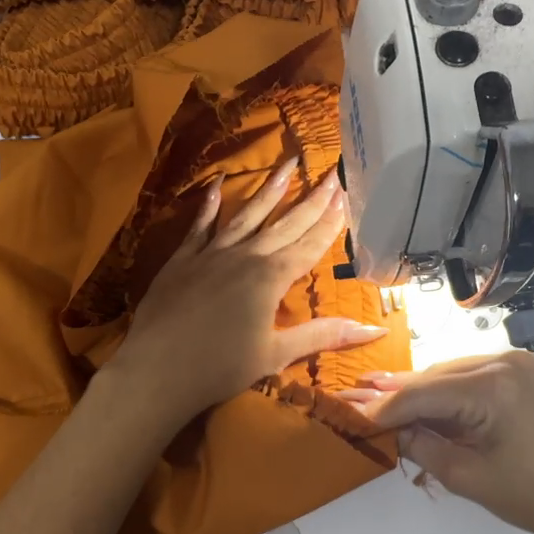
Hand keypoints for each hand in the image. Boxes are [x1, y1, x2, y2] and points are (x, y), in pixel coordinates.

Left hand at [104, 159, 388, 418]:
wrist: (157, 369)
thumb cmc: (220, 367)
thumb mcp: (277, 354)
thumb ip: (324, 335)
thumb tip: (376, 332)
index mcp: (271, 278)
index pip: (309, 245)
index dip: (330, 221)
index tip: (346, 194)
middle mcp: (245, 256)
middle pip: (285, 223)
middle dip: (311, 199)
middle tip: (331, 173)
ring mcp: (211, 253)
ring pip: (246, 215)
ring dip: (269, 190)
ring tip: (288, 164)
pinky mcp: (182, 259)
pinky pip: (200, 226)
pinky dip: (209, 205)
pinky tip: (216, 184)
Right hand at [348, 352, 533, 533]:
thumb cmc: (529, 496)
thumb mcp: (464, 476)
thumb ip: (421, 445)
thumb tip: (387, 429)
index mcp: (494, 389)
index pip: (424, 393)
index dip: (385, 407)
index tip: (352, 414)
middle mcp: (505, 362)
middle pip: (435, 377)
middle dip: (399, 396)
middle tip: (359, 405)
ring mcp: (516, 362)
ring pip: (449, 373)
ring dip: (420, 392)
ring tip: (382, 405)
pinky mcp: (521, 369)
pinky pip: (469, 375)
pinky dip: (445, 391)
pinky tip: (421, 404)